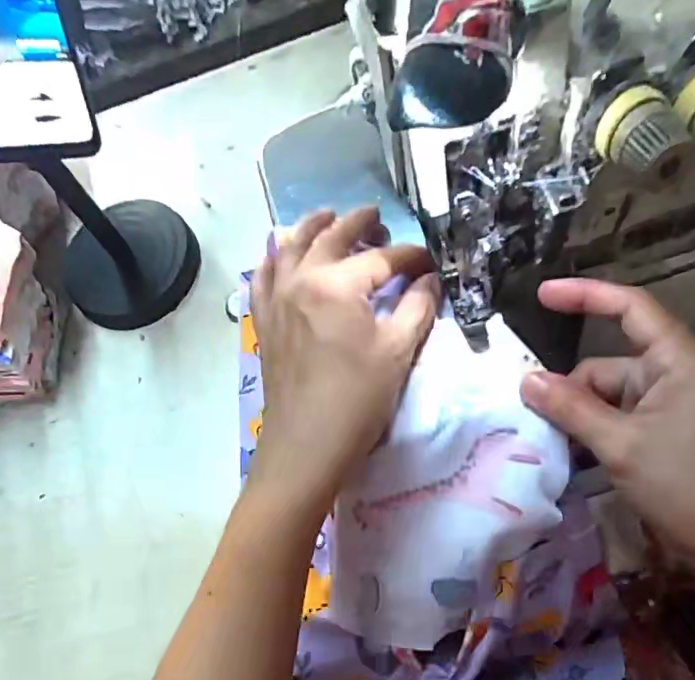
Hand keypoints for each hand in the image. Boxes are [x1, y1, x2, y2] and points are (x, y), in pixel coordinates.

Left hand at [249, 206, 439, 511]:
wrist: (306, 446)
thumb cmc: (356, 403)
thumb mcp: (397, 354)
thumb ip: (417, 309)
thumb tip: (431, 280)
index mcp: (337, 285)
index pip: (381, 258)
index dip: (410, 257)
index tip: (430, 263)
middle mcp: (300, 280)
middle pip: (332, 238)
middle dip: (360, 225)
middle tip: (379, 220)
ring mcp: (276, 299)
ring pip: (290, 245)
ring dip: (313, 227)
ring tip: (329, 218)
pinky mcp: (264, 320)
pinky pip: (263, 275)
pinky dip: (275, 256)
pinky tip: (282, 252)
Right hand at [520, 279, 694, 618]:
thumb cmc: (681, 484)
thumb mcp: (619, 445)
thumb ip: (571, 409)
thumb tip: (525, 380)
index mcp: (679, 360)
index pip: (630, 308)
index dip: (585, 295)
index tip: (542, 294)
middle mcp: (679, 373)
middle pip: (610, 364)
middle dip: (574, 391)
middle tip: (540, 424)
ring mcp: (676, 404)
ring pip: (612, 396)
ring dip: (583, 418)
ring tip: (559, 448)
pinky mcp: (671, 432)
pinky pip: (624, 418)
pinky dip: (599, 432)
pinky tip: (578, 457)